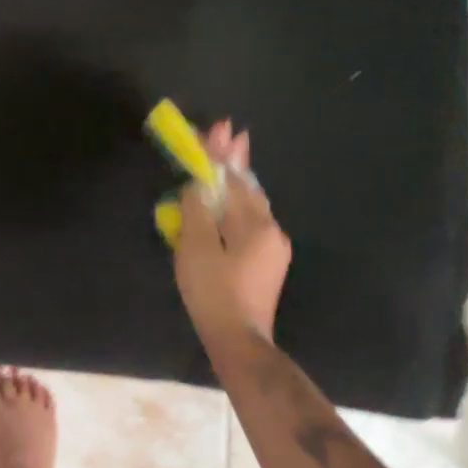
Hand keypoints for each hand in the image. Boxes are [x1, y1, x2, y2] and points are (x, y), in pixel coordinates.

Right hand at [173, 121, 292, 342]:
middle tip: (224, 133)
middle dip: (232, 161)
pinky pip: (247, 221)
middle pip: (247, 187)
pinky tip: (220, 203)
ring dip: (232, 182)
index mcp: (255, 224)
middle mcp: (271, 230)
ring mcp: (272, 248)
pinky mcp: (265, 262)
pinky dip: (232, 204)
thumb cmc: (213, 291)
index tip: (222, 125)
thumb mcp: (195, 245)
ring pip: (249, 204)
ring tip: (219, 161)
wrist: (238, 342)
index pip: (234, 178)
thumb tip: (199, 183)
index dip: (222, 152)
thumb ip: (197, 207)